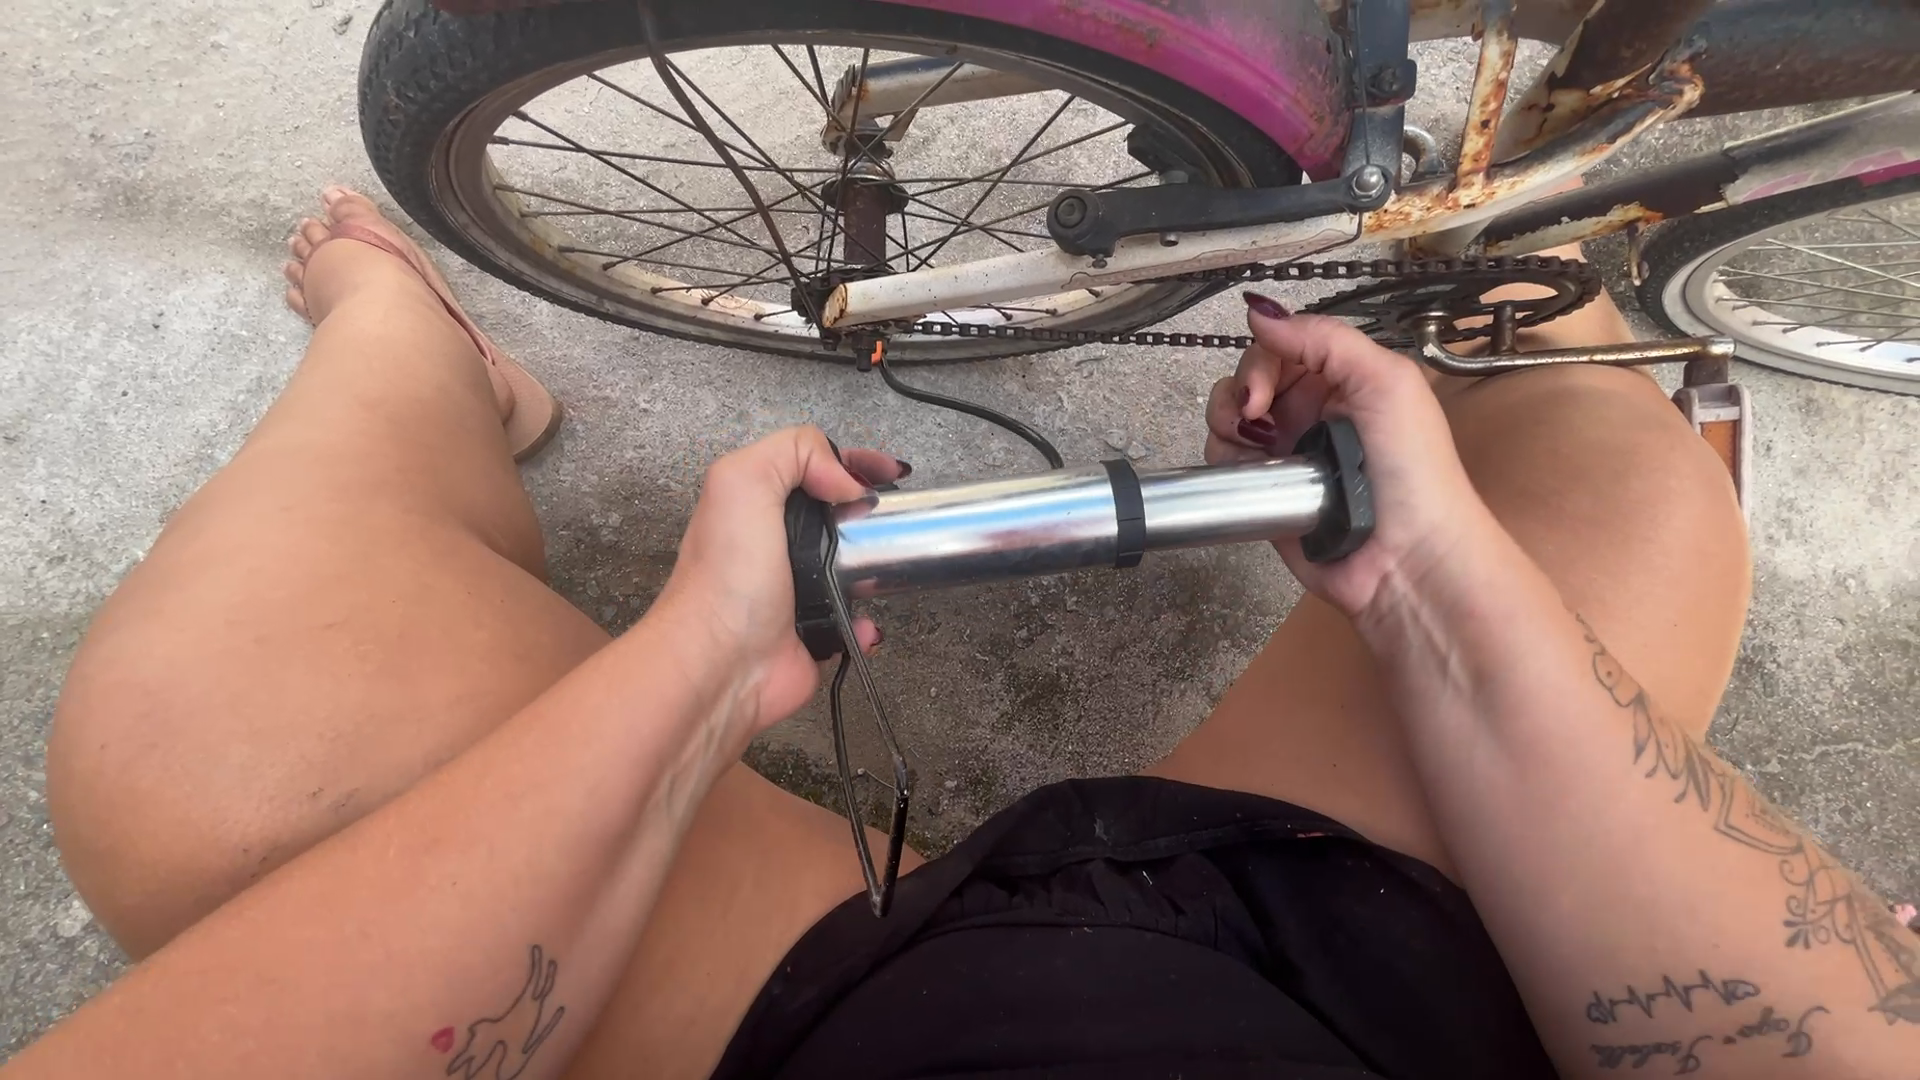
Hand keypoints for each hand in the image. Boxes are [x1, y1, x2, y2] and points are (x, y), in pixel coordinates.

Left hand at [657, 427, 903, 742]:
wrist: (721, 663)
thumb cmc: (725, 578)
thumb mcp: (743, 483)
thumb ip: (795, 452)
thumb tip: (846, 480)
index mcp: (761, 503)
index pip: (816, 466)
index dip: (856, 462)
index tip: (891, 473)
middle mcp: (779, 544)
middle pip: (841, 514)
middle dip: (872, 514)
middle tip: (893, 518)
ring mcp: (799, 588)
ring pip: (856, 568)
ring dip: (876, 570)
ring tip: (884, 571)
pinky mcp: (817, 631)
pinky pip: (858, 620)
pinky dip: (868, 623)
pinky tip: (863, 622)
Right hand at [1204, 294, 1497, 623]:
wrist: (1404, 557)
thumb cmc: (1411, 471)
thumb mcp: (1385, 383)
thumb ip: (1324, 340)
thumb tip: (1258, 310)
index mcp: (1342, 379)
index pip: (1281, 347)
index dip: (1261, 362)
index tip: (1261, 394)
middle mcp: (1309, 410)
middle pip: (1247, 379)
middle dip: (1238, 394)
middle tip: (1255, 423)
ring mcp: (1284, 450)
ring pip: (1227, 418)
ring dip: (1226, 426)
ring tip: (1254, 452)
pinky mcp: (1264, 488)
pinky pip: (1225, 460)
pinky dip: (1224, 459)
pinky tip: (1246, 472)